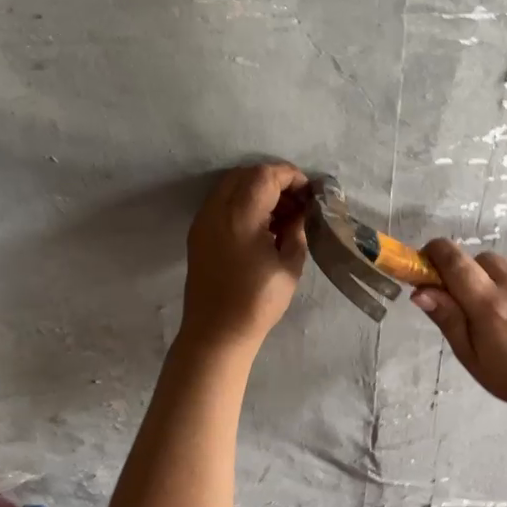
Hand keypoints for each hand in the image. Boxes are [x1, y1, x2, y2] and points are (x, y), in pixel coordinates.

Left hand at [179, 162, 309, 350]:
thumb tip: (299, 212)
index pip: (265, 175)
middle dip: (274, 180)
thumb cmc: (257, 302)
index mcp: (240, 216)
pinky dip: (243, 203)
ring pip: (231, 186)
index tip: (309, 192)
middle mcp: (216, 210)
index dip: (290, 176)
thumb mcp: (289, 265)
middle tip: (297, 202)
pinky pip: (222, 203)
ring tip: (282, 216)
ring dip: (258, 190)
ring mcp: (203, 221)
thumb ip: (296, 230)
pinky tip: (261, 226)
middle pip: (246, 174)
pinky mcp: (198, 233)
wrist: (216, 332)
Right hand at [411, 240, 506, 412]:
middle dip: (469, 274)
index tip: (427, 260)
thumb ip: (447, 319)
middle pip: (480, 259)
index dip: (435, 253)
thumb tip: (420, 290)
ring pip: (506, 265)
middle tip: (473, 304)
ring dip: (497, 279)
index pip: (454, 260)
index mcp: (490, 305)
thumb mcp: (471, 357)